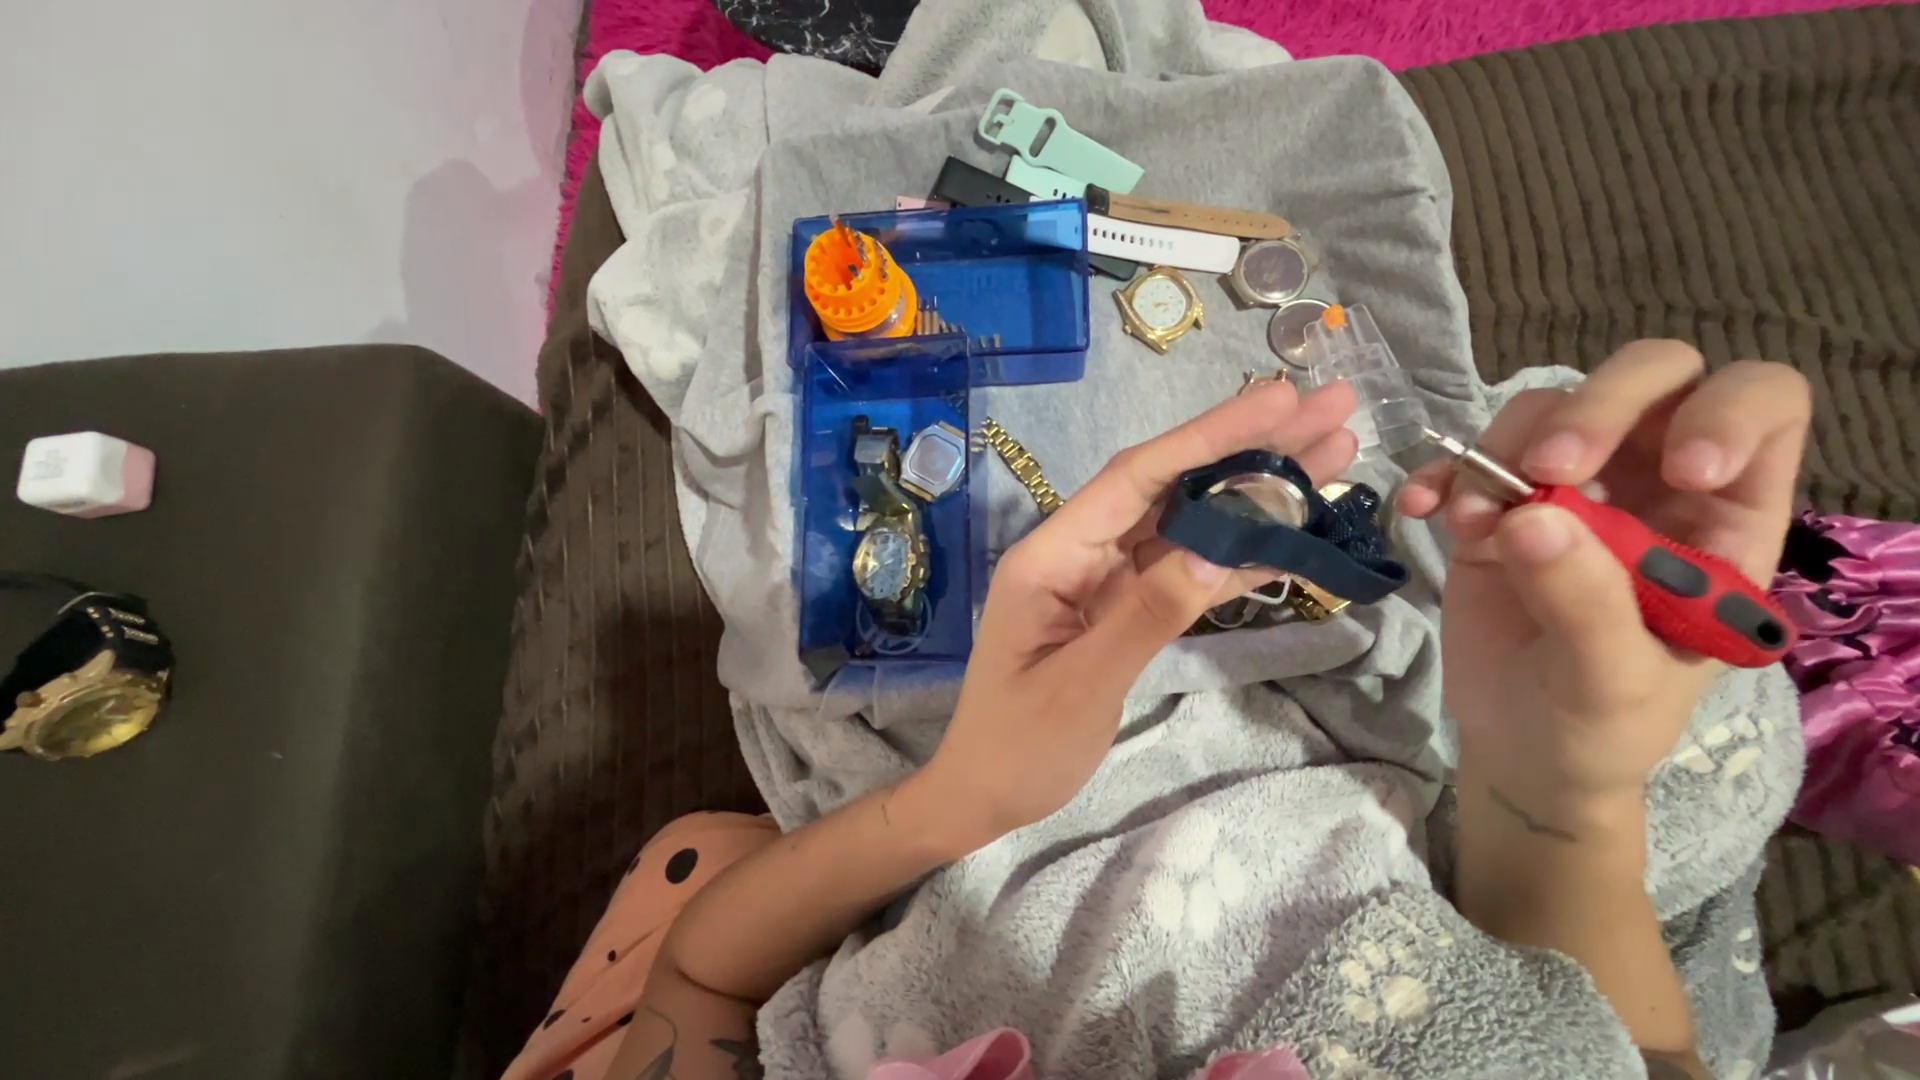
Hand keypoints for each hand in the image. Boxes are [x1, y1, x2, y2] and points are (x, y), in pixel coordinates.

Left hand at [917, 379, 1359, 844]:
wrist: (987, 792)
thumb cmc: (1018, 746)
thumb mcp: (1081, 686)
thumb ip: (1146, 615)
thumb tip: (1220, 550)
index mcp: (1051, 555)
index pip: (1135, 477)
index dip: (1208, 436)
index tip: (1278, 401)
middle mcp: (1078, 551)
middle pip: (1168, 485)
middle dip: (1245, 448)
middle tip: (1330, 410)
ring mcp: (1102, 578)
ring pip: (1184, 522)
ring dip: (1252, 493)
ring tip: (1332, 459)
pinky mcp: (1121, 606)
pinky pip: (1183, 568)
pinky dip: (1235, 552)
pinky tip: (1291, 534)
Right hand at [1398, 342, 1809, 806]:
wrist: (1520, 746)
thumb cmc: (1597, 724)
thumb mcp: (1611, 680)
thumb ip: (1585, 602)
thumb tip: (1528, 518)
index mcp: (1721, 518)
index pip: (1758, 411)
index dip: (1723, 415)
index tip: (1677, 473)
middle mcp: (1648, 485)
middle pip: (1648, 380)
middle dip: (1592, 410)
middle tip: (1543, 469)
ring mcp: (1567, 492)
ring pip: (1544, 411)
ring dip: (1498, 452)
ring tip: (1467, 524)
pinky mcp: (1495, 510)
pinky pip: (1466, 460)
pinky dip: (1438, 473)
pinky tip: (1417, 509)